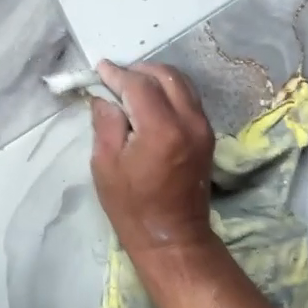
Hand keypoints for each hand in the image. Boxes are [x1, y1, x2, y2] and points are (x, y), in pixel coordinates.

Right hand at [88, 60, 217, 255]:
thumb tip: (104, 97)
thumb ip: (105, 124)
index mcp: (161, 129)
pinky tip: (150, 101)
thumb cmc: (132, 207)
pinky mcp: (207, 135)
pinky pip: (190, 99)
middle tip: (116, 78)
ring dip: (156, 78)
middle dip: (139, 70)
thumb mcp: (106, 165)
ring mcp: (203, 127)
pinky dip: (170, 91)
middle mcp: (189, 121)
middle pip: (166, 76)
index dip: (117, 74)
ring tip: (132, 86)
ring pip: (182, 84)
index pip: (139, 84)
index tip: (100, 69)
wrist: (173, 238)